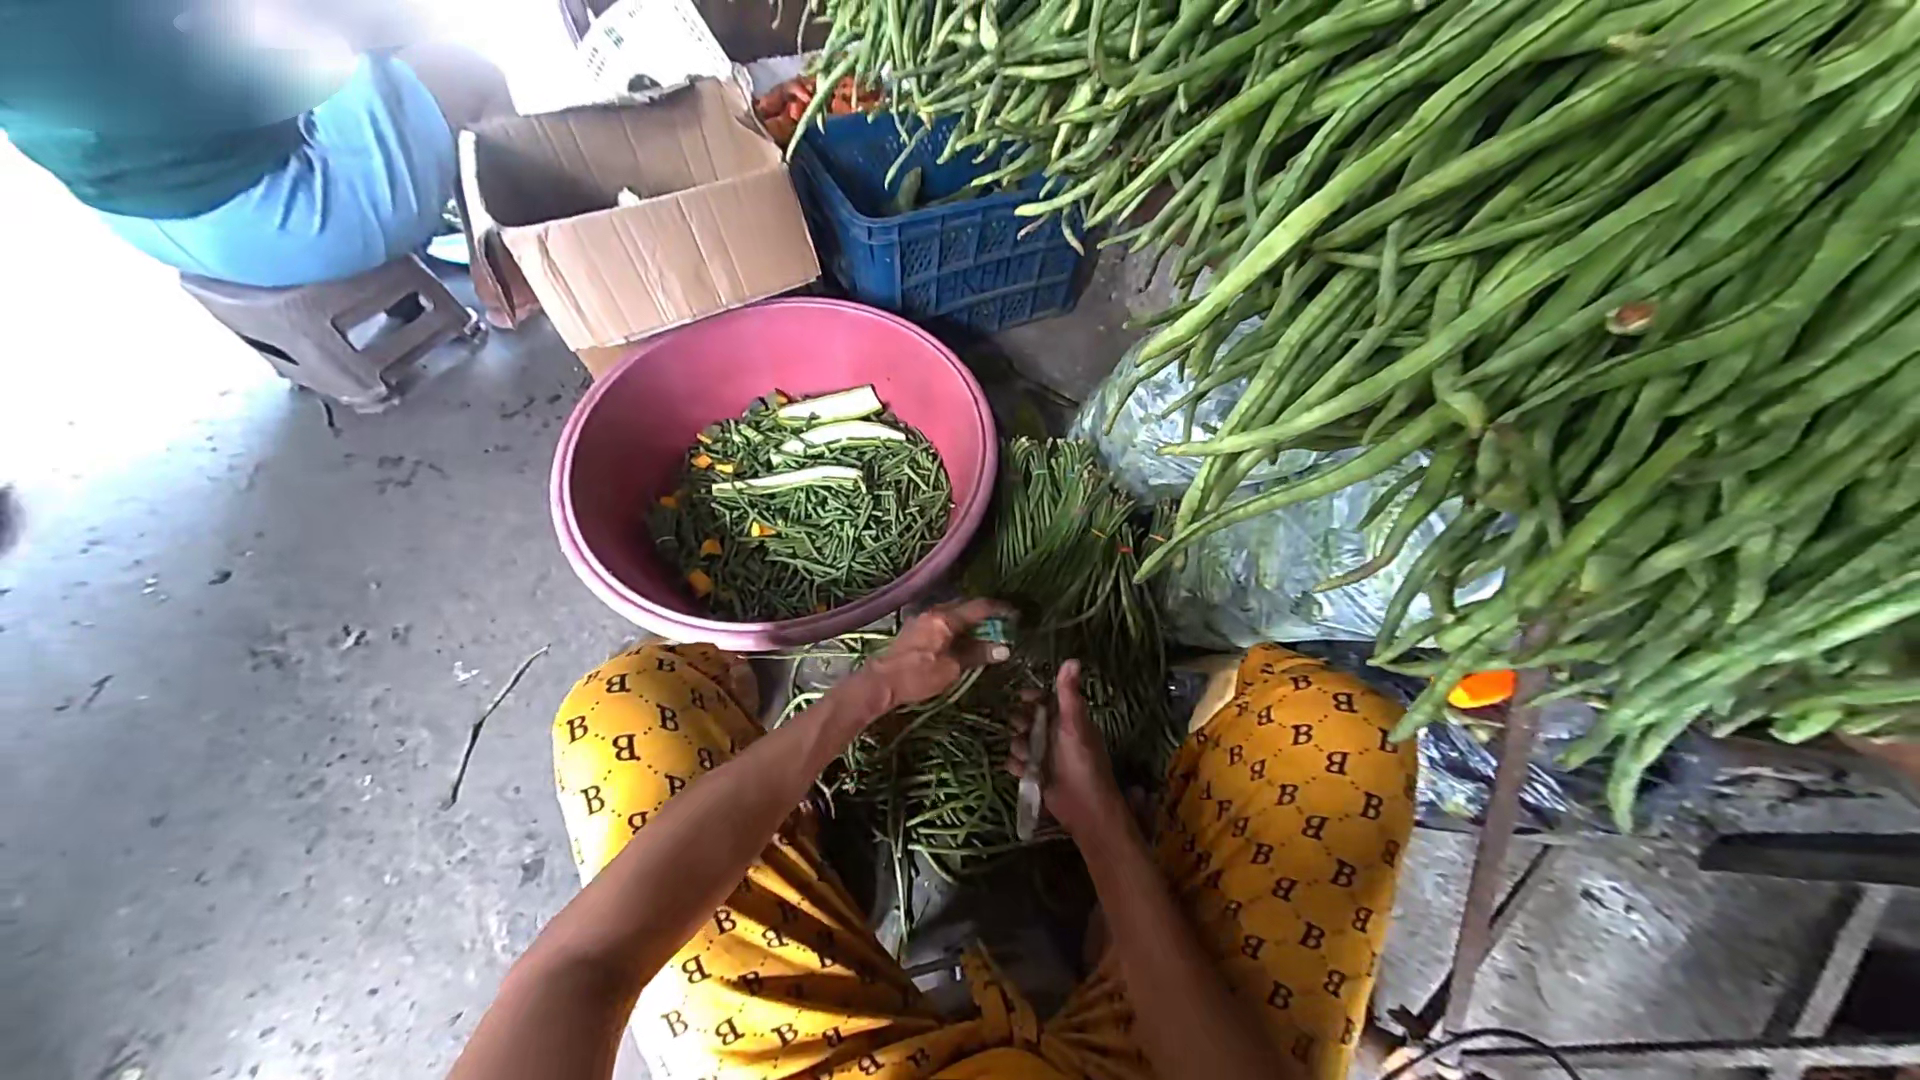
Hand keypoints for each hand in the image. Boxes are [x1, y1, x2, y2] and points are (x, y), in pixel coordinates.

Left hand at [844, 598, 1013, 713]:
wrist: (880, 682)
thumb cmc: (916, 676)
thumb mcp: (951, 668)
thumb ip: (976, 654)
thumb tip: (1002, 649)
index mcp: (944, 618)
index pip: (978, 607)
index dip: (999, 609)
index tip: (1015, 613)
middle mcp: (933, 612)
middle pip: (965, 606)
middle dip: (985, 613)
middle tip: (1003, 623)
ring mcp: (922, 619)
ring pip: (953, 613)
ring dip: (970, 620)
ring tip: (986, 632)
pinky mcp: (915, 630)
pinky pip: (943, 621)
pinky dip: (957, 626)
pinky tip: (963, 639)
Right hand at [1007, 660, 1126, 838]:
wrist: (1085, 809)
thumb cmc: (1083, 763)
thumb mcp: (1075, 725)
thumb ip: (1069, 694)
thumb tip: (1072, 660)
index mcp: (1066, 719)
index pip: (1043, 699)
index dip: (1030, 697)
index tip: (1020, 698)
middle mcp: (1053, 733)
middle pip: (1025, 719)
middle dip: (1020, 723)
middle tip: (1023, 731)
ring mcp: (1043, 754)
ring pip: (1018, 741)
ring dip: (1019, 748)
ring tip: (1030, 758)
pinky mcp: (1035, 773)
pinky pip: (1016, 762)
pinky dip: (1018, 766)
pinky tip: (1027, 772)